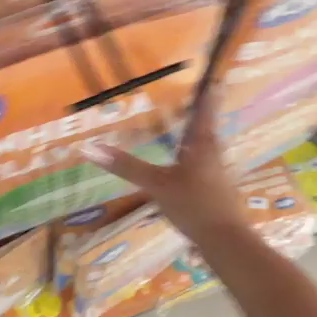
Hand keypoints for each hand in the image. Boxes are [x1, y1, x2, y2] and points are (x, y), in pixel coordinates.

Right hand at [86, 98, 245, 242]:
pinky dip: (193, 163)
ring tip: (181, 134)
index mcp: (204, 144)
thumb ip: (126, 167)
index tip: (211, 75)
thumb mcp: (156, 184)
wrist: (225, 242)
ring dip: (195, 141)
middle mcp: (215, 155)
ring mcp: (219, 176)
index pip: (206, 109)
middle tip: (189, 102)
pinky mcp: (218, 194)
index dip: (208, 92)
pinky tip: (182, 172)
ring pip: (206, 150)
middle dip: (199, 116)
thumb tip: (90, 147)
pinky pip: (204, 170)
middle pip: (208, 129)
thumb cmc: (194, 205)